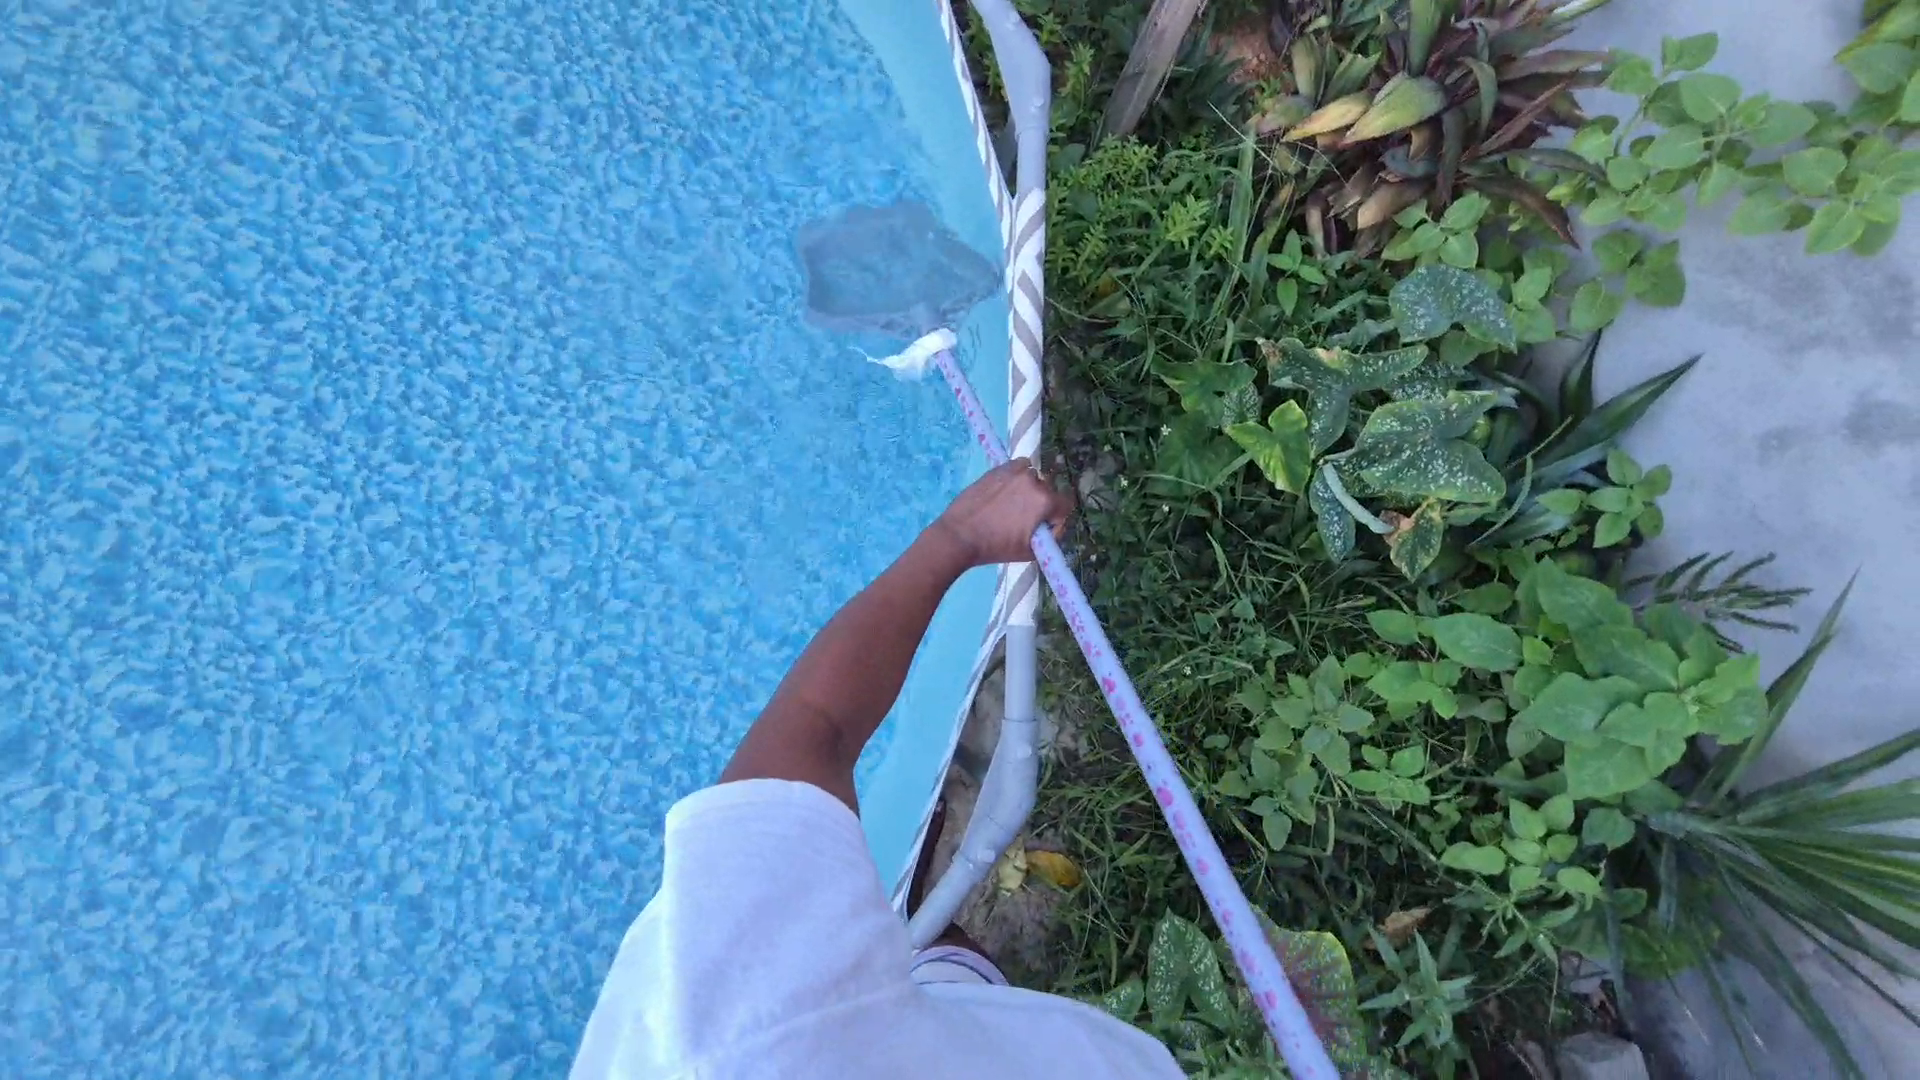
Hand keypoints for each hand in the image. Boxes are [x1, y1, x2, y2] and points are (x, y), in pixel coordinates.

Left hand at [931, 458, 1072, 567]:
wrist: (960, 536)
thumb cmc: (996, 547)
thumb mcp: (1030, 552)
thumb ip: (1050, 538)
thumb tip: (1053, 527)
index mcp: (1045, 501)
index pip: (1066, 504)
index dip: (1057, 519)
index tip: (1042, 528)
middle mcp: (1033, 481)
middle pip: (1049, 490)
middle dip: (1042, 504)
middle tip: (1025, 519)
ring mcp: (1014, 471)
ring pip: (1034, 477)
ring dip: (1030, 489)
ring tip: (1013, 504)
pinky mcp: (998, 469)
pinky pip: (1019, 466)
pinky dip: (1018, 475)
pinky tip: (1007, 489)